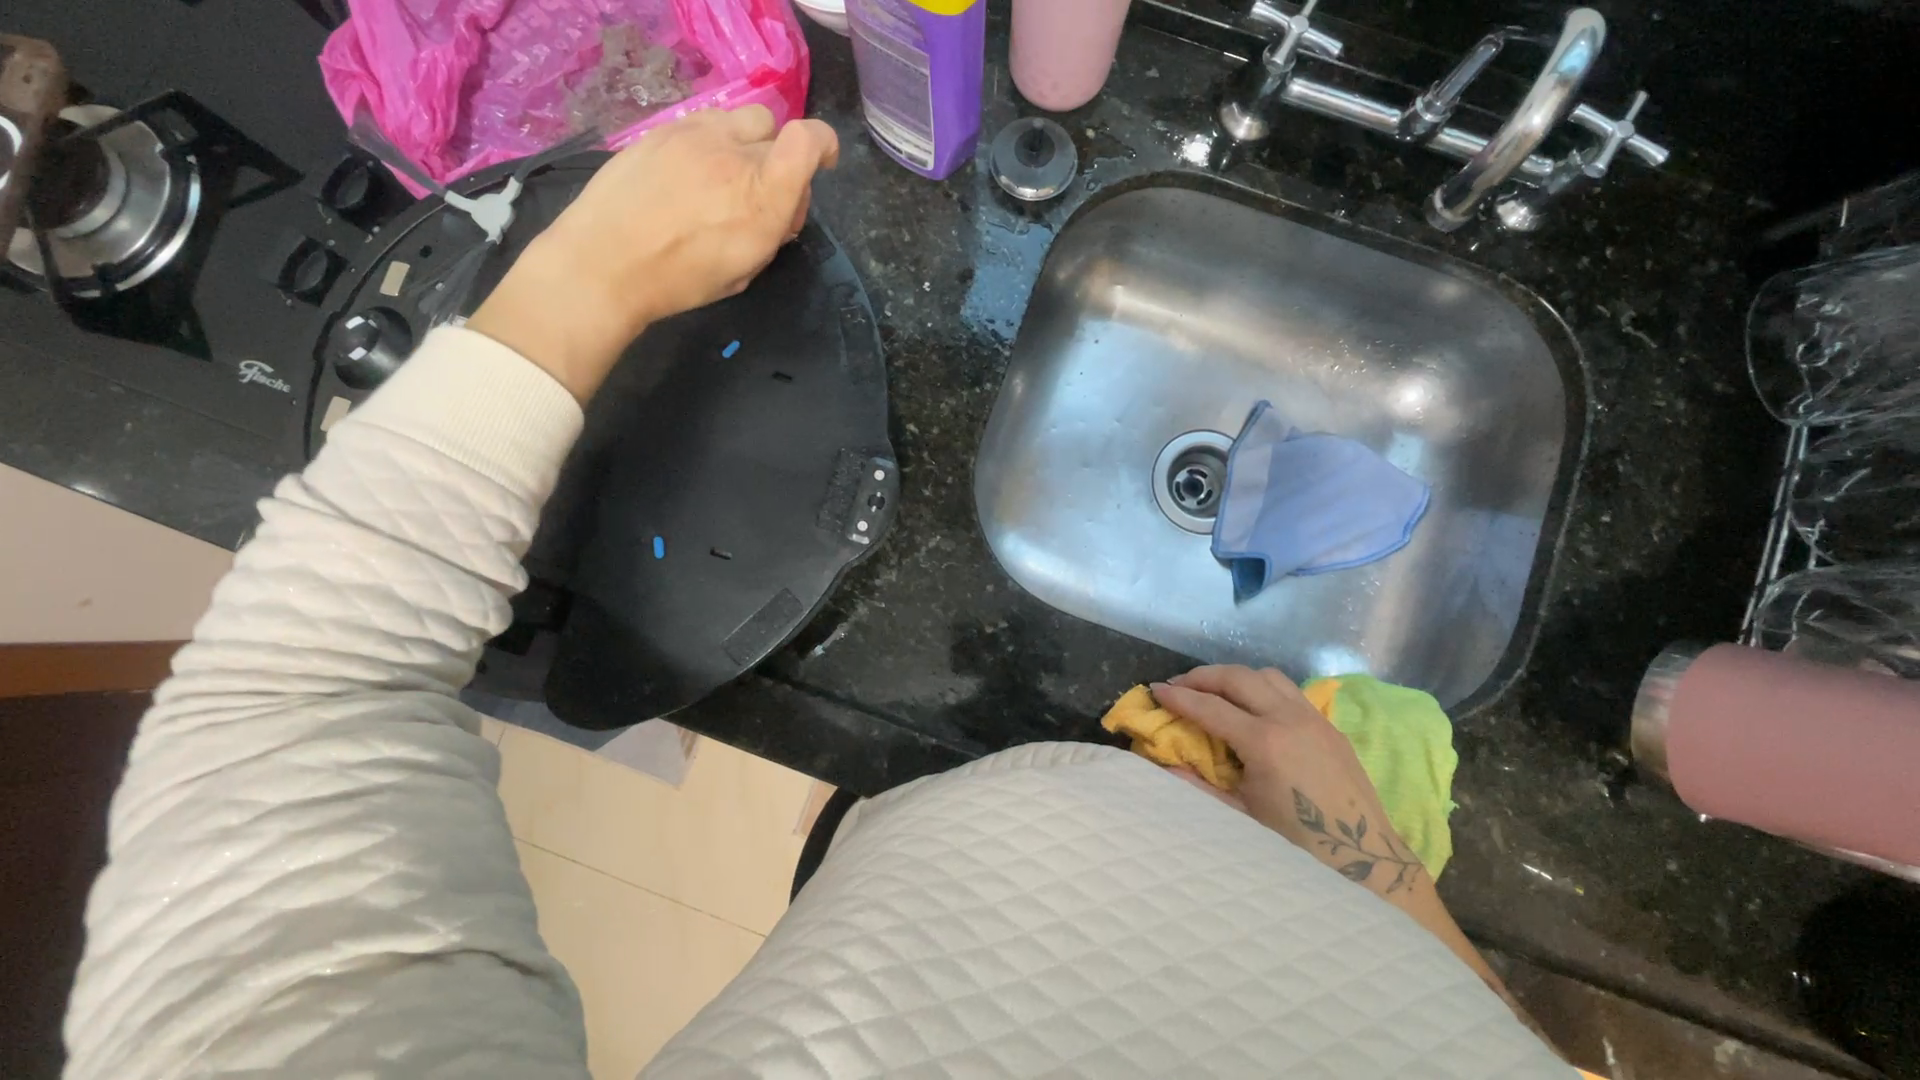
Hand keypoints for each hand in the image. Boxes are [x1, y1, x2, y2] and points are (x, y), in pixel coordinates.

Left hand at [468, 107, 839, 401]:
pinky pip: (706, 121)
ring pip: (742, 120)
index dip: (823, 144)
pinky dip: (713, 141)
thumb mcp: (744, 271)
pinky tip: (691, 173)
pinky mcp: (664, 129)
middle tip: (759, 197)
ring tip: (724, 178)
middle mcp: (734, 155)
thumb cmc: (679, 280)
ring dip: (746, 144)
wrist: (606, 262)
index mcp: (763, 197)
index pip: (807, 139)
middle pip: (776, 134)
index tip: (822, 161)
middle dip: (778, 163)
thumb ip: (772, 231)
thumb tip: (781, 209)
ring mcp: (696, 135)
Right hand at [1152, 665, 1426, 895]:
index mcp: (1264, 742)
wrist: (1365, 858)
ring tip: (1215, 692)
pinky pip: (1290, 693)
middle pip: (1238, 677)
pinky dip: (1263, 690)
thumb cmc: (1297, 846)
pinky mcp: (1331, 728)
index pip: (1210, 707)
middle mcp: (1290, 719)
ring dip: (1236, 678)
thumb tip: (1166, 765)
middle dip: (1204, 676)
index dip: (1178, 697)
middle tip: (1179, 685)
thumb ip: (1199, 787)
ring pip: (1268, 676)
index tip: (1154, 689)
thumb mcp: (1239, 819)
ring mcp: (1315, 720)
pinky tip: (1253, 711)